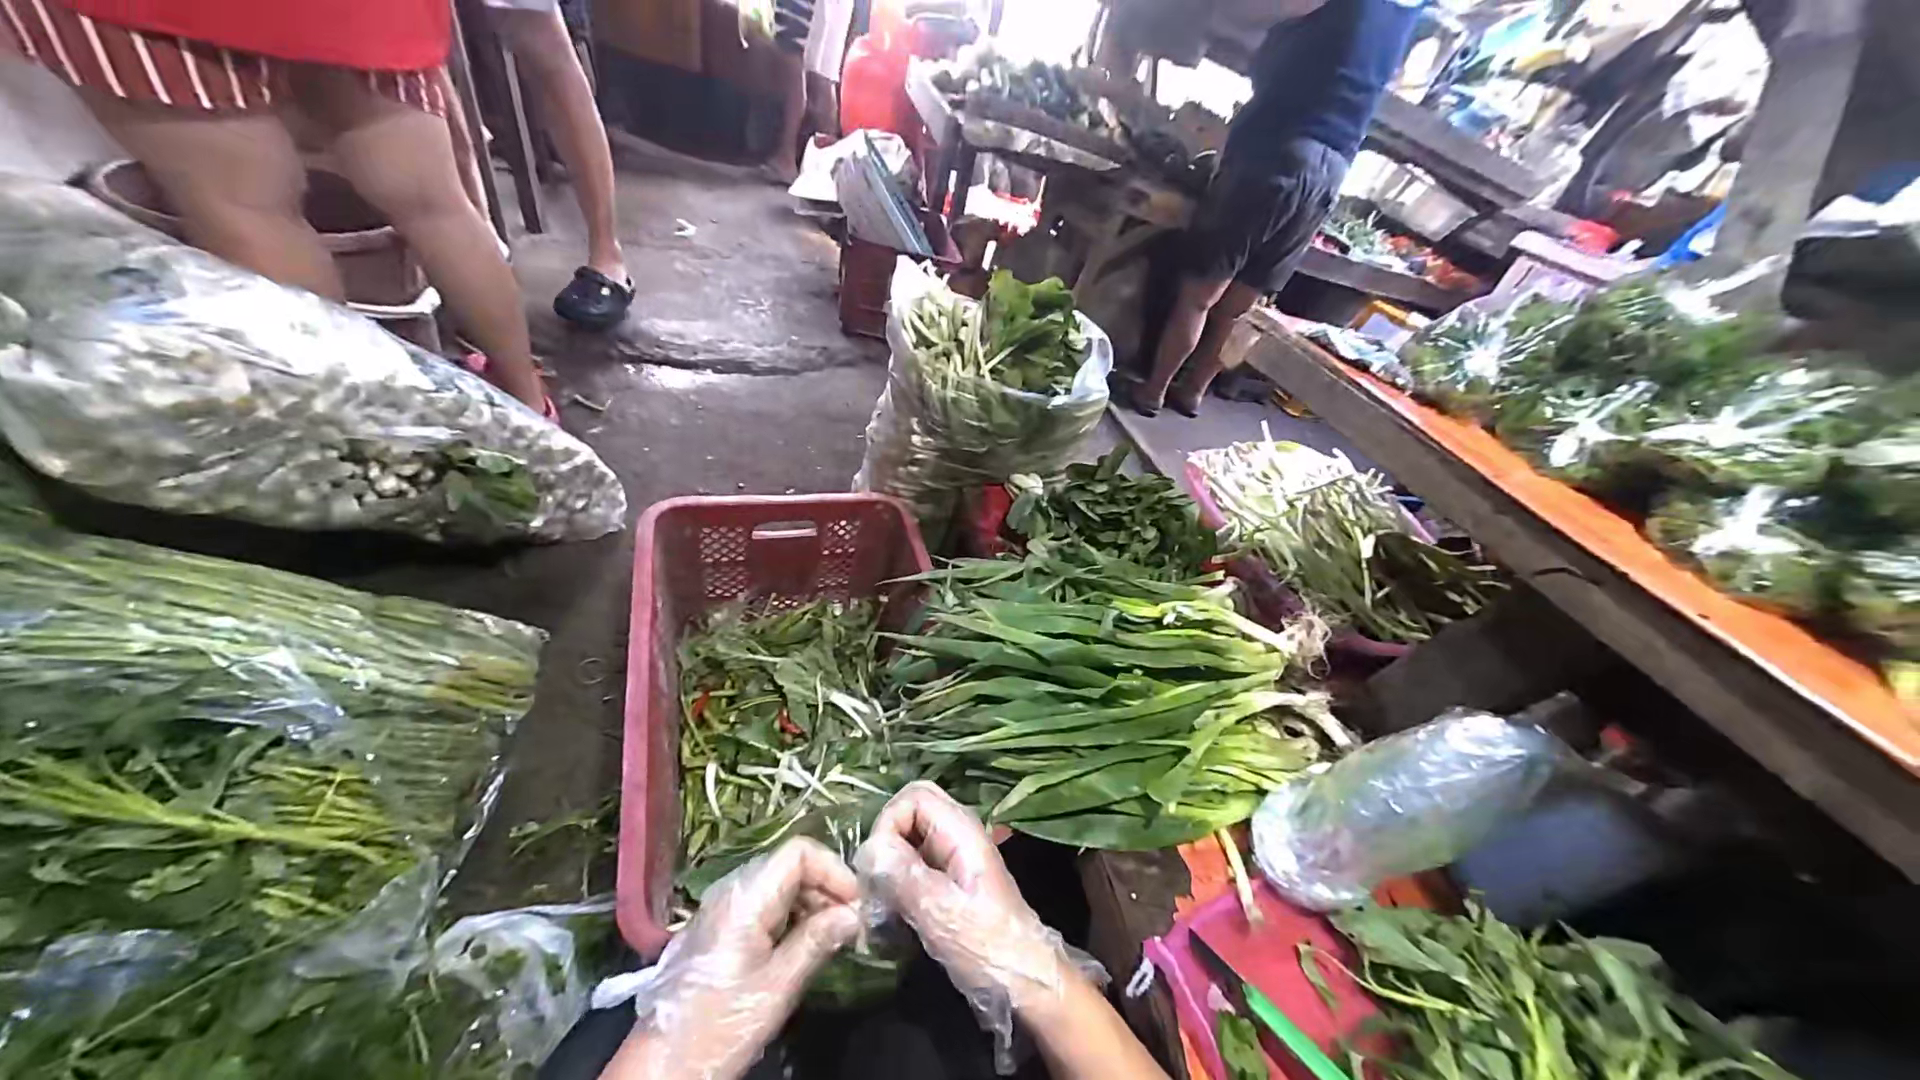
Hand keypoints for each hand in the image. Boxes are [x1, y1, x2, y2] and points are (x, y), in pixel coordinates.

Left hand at [608, 838, 860, 1079]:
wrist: (658, 1069)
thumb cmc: (718, 1027)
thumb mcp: (776, 988)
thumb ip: (817, 942)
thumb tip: (854, 915)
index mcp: (745, 897)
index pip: (798, 852)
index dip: (833, 869)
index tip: (855, 903)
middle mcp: (732, 891)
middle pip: (790, 865)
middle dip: (826, 887)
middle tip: (849, 924)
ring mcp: (723, 908)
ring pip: (779, 885)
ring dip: (811, 902)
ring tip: (832, 937)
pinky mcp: (720, 928)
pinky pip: (764, 905)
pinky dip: (791, 916)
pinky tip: (803, 946)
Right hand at [854, 782, 1077, 1016]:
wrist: (1027, 981)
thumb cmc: (989, 945)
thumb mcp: (942, 913)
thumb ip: (903, 875)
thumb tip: (868, 848)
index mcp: (961, 830)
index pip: (912, 796)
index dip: (889, 822)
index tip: (878, 865)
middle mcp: (958, 832)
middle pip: (909, 810)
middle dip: (885, 839)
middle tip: (875, 880)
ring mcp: (954, 853)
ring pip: (909, 835)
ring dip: (889, 861)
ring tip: (881, 900)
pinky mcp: (949, 876)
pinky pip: (914, 859)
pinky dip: (897, 877)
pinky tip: (894, 910)